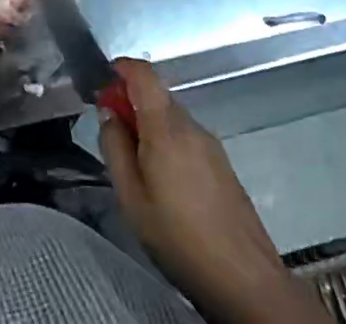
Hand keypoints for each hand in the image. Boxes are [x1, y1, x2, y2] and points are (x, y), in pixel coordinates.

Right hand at [99, 59, 326, 323]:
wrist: (243, 277)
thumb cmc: (178, 236)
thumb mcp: (130, 196)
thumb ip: (114, 147)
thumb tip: (108, 113)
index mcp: (166, 127)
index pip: (144, 74)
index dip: (121, 67)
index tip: (102, 81)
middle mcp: (191, 126)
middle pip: (157, 95)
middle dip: (130, 101)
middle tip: (111, 132)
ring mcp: (210, 144)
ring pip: (172, 117)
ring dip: (148, 123)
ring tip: (134, 163)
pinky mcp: (221, 163)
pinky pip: (186, 136)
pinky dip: (167, 140)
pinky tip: (162, 179)